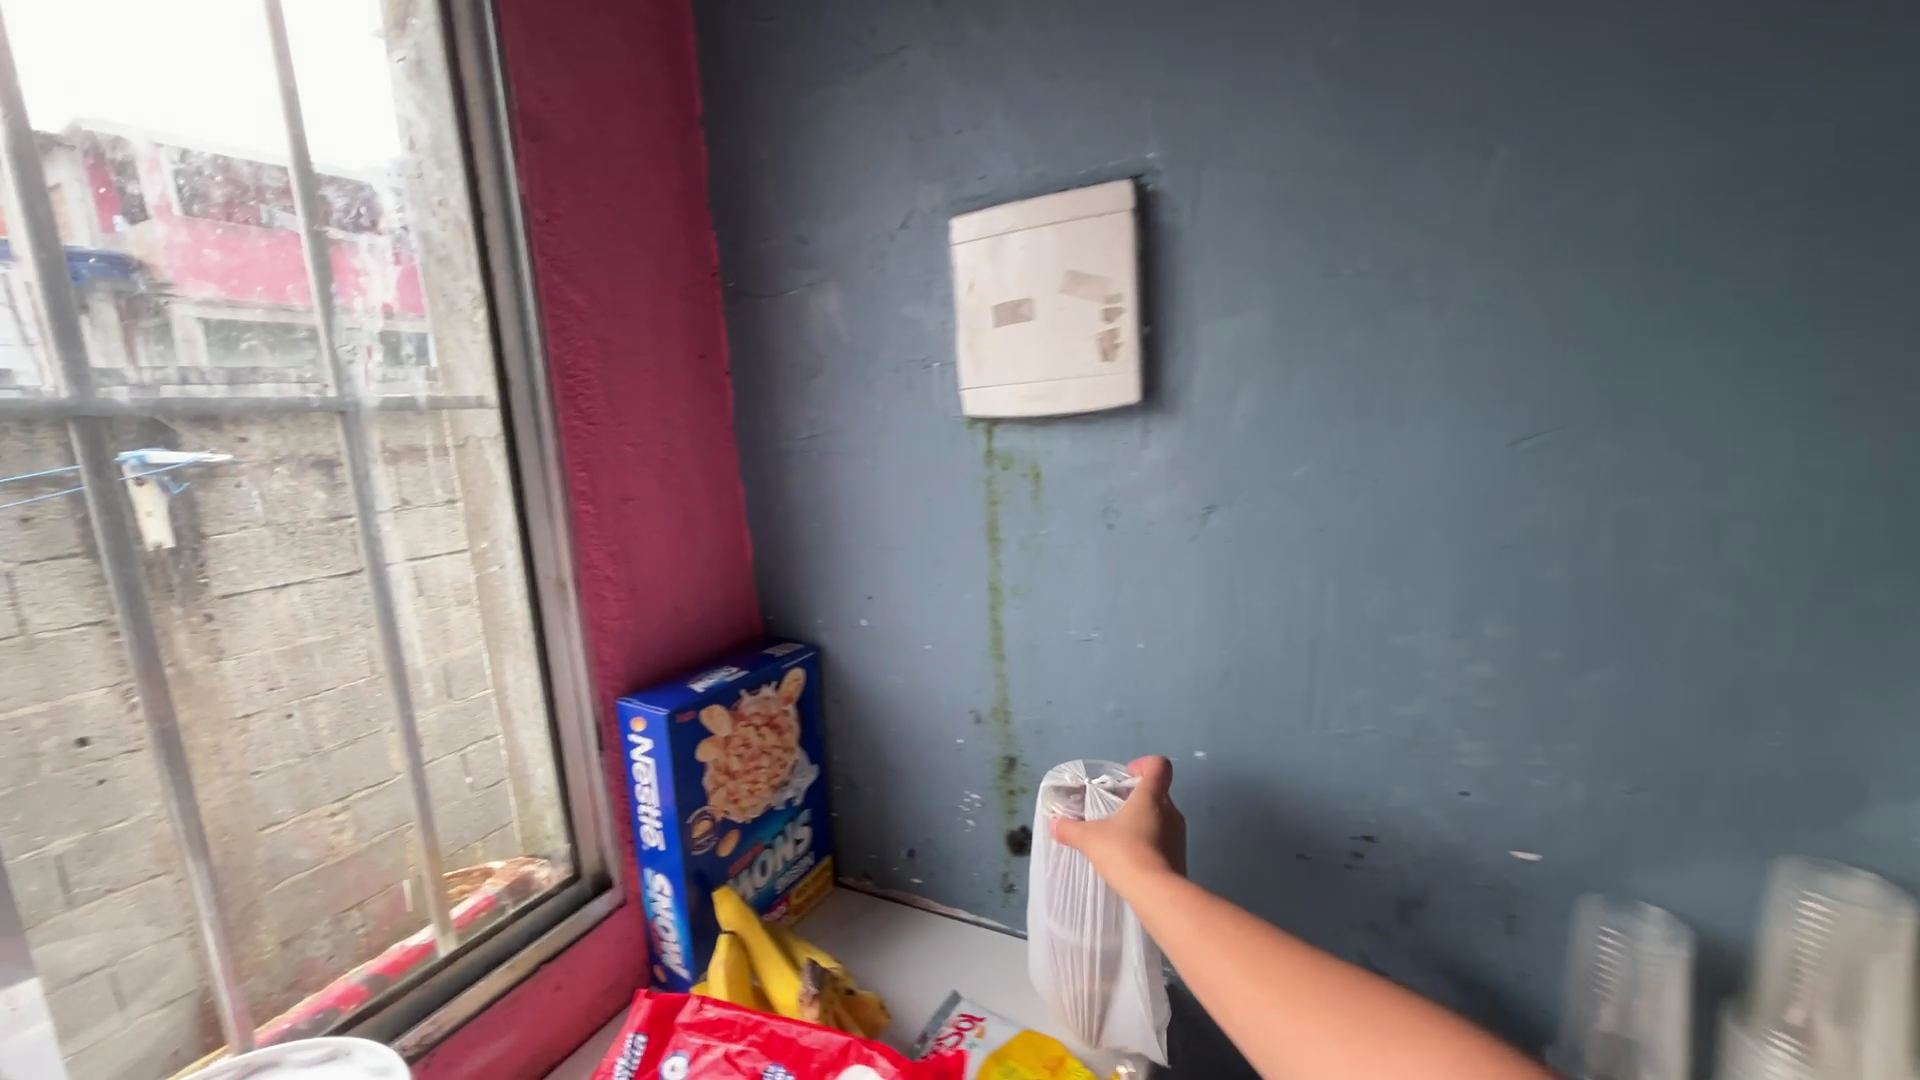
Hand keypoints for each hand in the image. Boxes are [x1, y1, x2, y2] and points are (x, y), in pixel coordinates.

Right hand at [1051, 755, 1186, 887]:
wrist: (1157, 894)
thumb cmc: (1125, 852)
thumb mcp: (1090, 839)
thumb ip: (1071, 829)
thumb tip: (1055, 825)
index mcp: (1152, 796)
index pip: (1159, 765)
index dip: (1144, 765)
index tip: (1127, 777)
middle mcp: (1171, 811)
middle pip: (1158, 793)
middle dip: (1137, 799)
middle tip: (1115, 811)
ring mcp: (1179, 836)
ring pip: (1162, 819)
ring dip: (1144, 823)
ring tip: (1121, 838)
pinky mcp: (1181, 858)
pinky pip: (1165, 842)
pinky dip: (1150, 846)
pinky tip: (1131, 860)